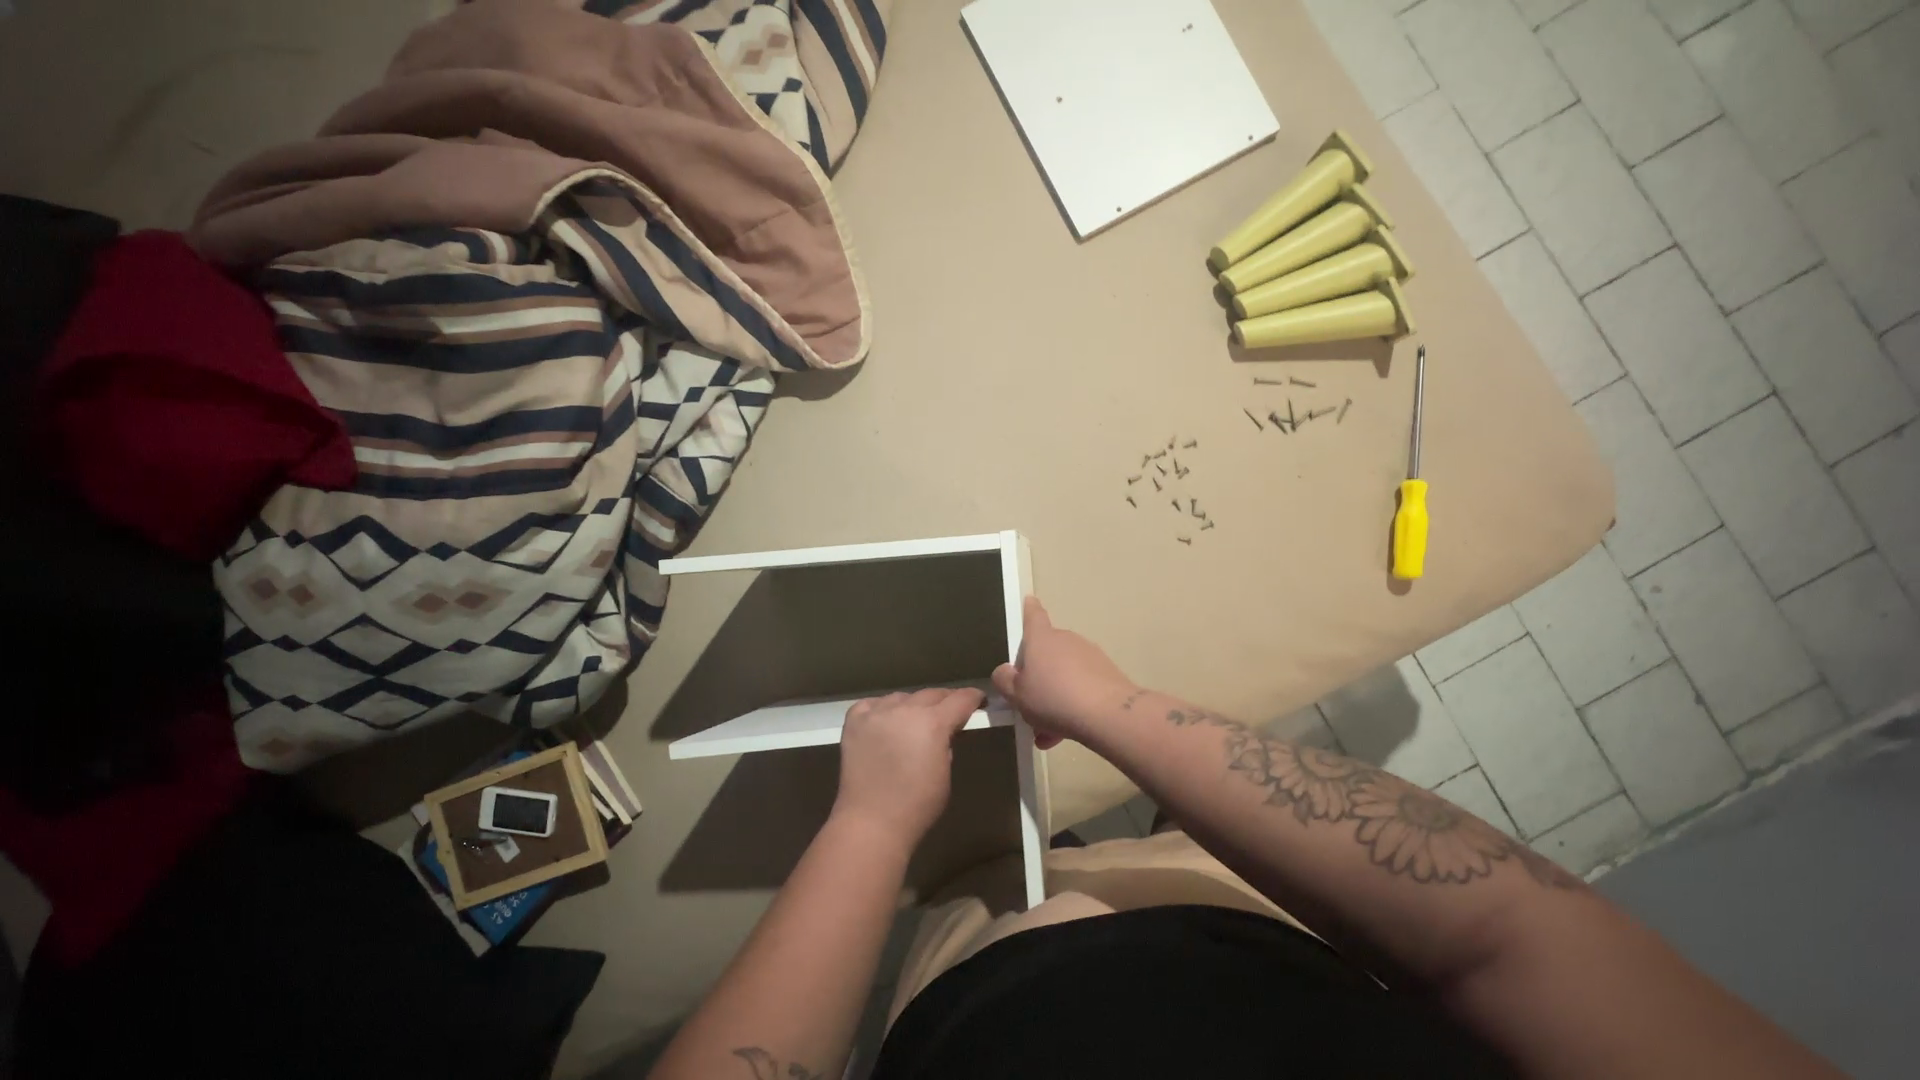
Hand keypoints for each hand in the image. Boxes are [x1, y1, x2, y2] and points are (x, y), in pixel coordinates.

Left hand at [833, 686, 984, 847]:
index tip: (978, 700)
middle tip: (950, 712)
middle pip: (931, 694)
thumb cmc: (917, 805)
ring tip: (914, 720)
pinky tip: (885, 722)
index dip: (973, 698)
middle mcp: (905, 709)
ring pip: (901, 697)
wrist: (871, 821)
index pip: (960, 699)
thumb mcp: (945, 772)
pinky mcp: (854, 721)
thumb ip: (947, 744)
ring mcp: (876, 712)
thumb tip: (943, 732)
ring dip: (913, 706)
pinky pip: (872, 704)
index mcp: (933, 723)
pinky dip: (882, 710)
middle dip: (944, 701)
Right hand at [992, 597, 1138, 749]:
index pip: (1033, 616)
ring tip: (1045, 732)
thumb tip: (1005, 671)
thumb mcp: (1017, 694)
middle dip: (1038, 678)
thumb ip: (1005, 681)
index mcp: (1041, 639)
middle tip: (1029, 705)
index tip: (1029, 600)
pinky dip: (1071, 707)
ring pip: (1064, 676)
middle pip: (1047, 654)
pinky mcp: (1107, 674)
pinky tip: (1063, 734)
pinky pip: (1080, 689)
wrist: (1106, 714)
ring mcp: (1089, 656)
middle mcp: (1066, 640)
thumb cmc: (1052, 697)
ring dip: (1054, 699)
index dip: (1029, 609)